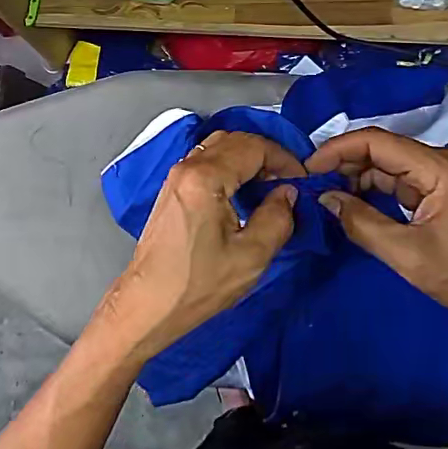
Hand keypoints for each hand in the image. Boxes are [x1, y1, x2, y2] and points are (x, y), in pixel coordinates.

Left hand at [93, 131, 302, 361]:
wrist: (146, 307)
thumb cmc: (195, 286)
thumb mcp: (250, 257)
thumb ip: (277, 218)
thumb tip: (287, 194)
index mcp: (206, 178)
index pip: (255, 148)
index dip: (285, 160)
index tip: (301, 181)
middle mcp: (188, 168)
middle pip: (238, 141)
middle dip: (269, 156)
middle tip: (288, 182)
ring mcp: (177, 176)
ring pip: (222, 146)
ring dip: (250, 159)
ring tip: (269, 186)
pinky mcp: (173, 189)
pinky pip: (209, 160)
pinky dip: (232, 166)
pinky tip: (244, 192)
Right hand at [308, 128, 447, 334]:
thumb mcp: (410, 257)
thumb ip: (363, 224)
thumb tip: (326, 199)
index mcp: (440, 168)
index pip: (378, 141)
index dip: (339, 150)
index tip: (307, 169)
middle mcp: (443, 161)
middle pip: (384, 149)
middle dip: (345, 163)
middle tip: (311, 185)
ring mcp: (446, 176)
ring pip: (392, 165)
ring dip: (359, 177)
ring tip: (326, 195)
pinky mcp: (445, 192)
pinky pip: (404, 181)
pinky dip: (378, 190)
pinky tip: (355, 203)